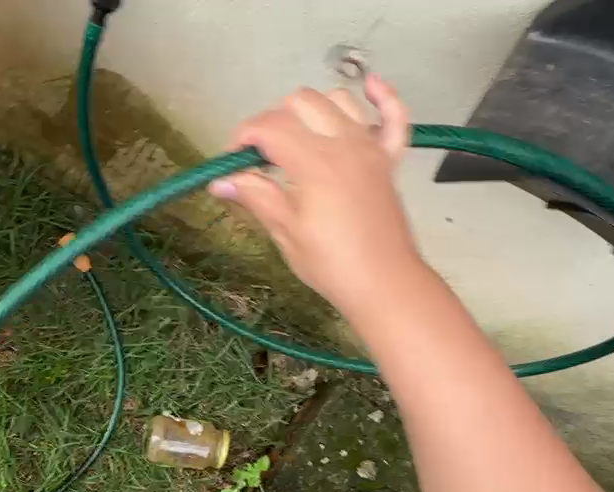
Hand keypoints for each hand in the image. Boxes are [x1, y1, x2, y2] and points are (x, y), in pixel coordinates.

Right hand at [210, 78, 422, 316]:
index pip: (270, 127)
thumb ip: (256, 197)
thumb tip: (220, 181)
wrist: (382, 282)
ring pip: (338, 100)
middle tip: (260, 157)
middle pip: (301, 104)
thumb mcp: (285, 232)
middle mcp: (344, 142)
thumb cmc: (329, 263)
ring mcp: (371, 147)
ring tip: (297, 140)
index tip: (231, 161)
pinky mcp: (389, 159)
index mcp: (314, 162)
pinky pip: (393, 114)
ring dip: (312, 110)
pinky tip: (369, 87)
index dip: (244, 137)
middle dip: (273, 121)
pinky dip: (382, 96)